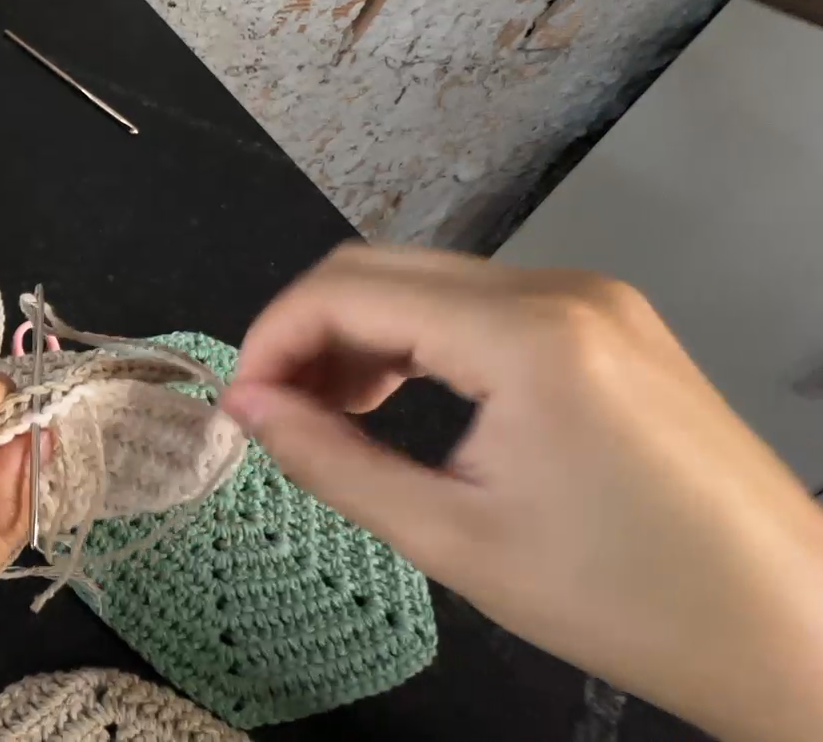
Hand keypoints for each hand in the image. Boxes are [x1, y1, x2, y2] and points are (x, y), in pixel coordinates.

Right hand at [221, 245, 822, 741]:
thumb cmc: (633, 604)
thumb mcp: (453, 540)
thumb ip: (328, 460)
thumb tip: (242, 407)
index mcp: (525, 335)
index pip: (344, 292)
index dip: (270, 339)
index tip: (242, 405)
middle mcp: (555, 289)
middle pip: (371, 271)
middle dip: (301, 332)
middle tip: (271, 407)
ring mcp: (584, 299)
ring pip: (412, 282)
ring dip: (347, 334)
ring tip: (322, 408)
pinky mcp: (596, 322)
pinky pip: (461, 304)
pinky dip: (401, 340)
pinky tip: (387, 394)